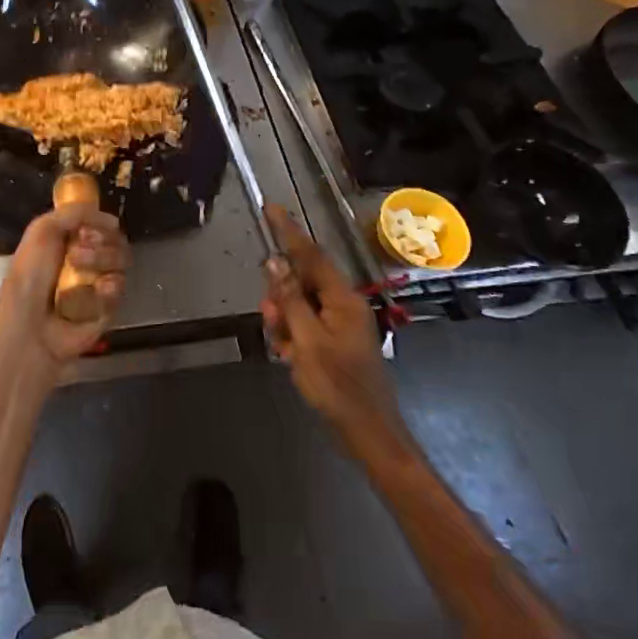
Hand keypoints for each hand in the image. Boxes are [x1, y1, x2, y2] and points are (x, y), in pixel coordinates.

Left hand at [0, 203, 129, 376]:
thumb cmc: (30, 276)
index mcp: (70, 241)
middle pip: (117, 240)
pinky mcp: (108, 308)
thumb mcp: (41, 230)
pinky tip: (99, 290)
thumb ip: (74, 211)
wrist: (30, 324)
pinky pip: (120, 288)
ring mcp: (99, 284)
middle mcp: (87, 260)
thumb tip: (111, 219)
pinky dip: (110, 287)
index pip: (102, 224)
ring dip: (103, 260)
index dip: (99, 223)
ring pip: (122, 261)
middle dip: (102, 241)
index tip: (85, 231)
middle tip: (78, 251)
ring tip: (78, 269)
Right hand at [260, 205, 410, 455]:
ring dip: (284, 320)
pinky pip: (304, 325)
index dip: (288, 231)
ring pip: (299, 305)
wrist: (366, 430)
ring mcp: (339, 323)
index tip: (271, 208)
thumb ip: (290, 300)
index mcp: (342, 299)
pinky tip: (289, 357)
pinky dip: (292, 336)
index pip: (311, 255)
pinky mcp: (333, 341)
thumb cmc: (337, 385)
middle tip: (271, 319)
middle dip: (280, 296)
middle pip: (301, 282)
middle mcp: (343, 304)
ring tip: (283, 348)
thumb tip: (275, 262)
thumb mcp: (306, 341)